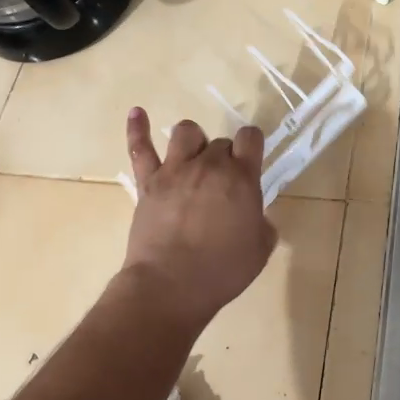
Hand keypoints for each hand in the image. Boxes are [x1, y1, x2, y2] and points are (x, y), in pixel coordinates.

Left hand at [120, 108, 276, 329]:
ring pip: (186, 132)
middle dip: (224, 157)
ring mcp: (175, 170)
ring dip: (193, 141)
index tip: (251, 158)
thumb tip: (255, 216)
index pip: (251, 137)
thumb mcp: (260, 250)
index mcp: (241, 177)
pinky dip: (137, 128)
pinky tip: (137, 112)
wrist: (170, 286)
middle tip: (222, 186)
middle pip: (220, 142)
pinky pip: (140, 148)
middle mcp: (209, 165)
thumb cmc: (221, 271)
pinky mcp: (148, 182)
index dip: (252, 144)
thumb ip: (262, 224)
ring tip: (193, 158)